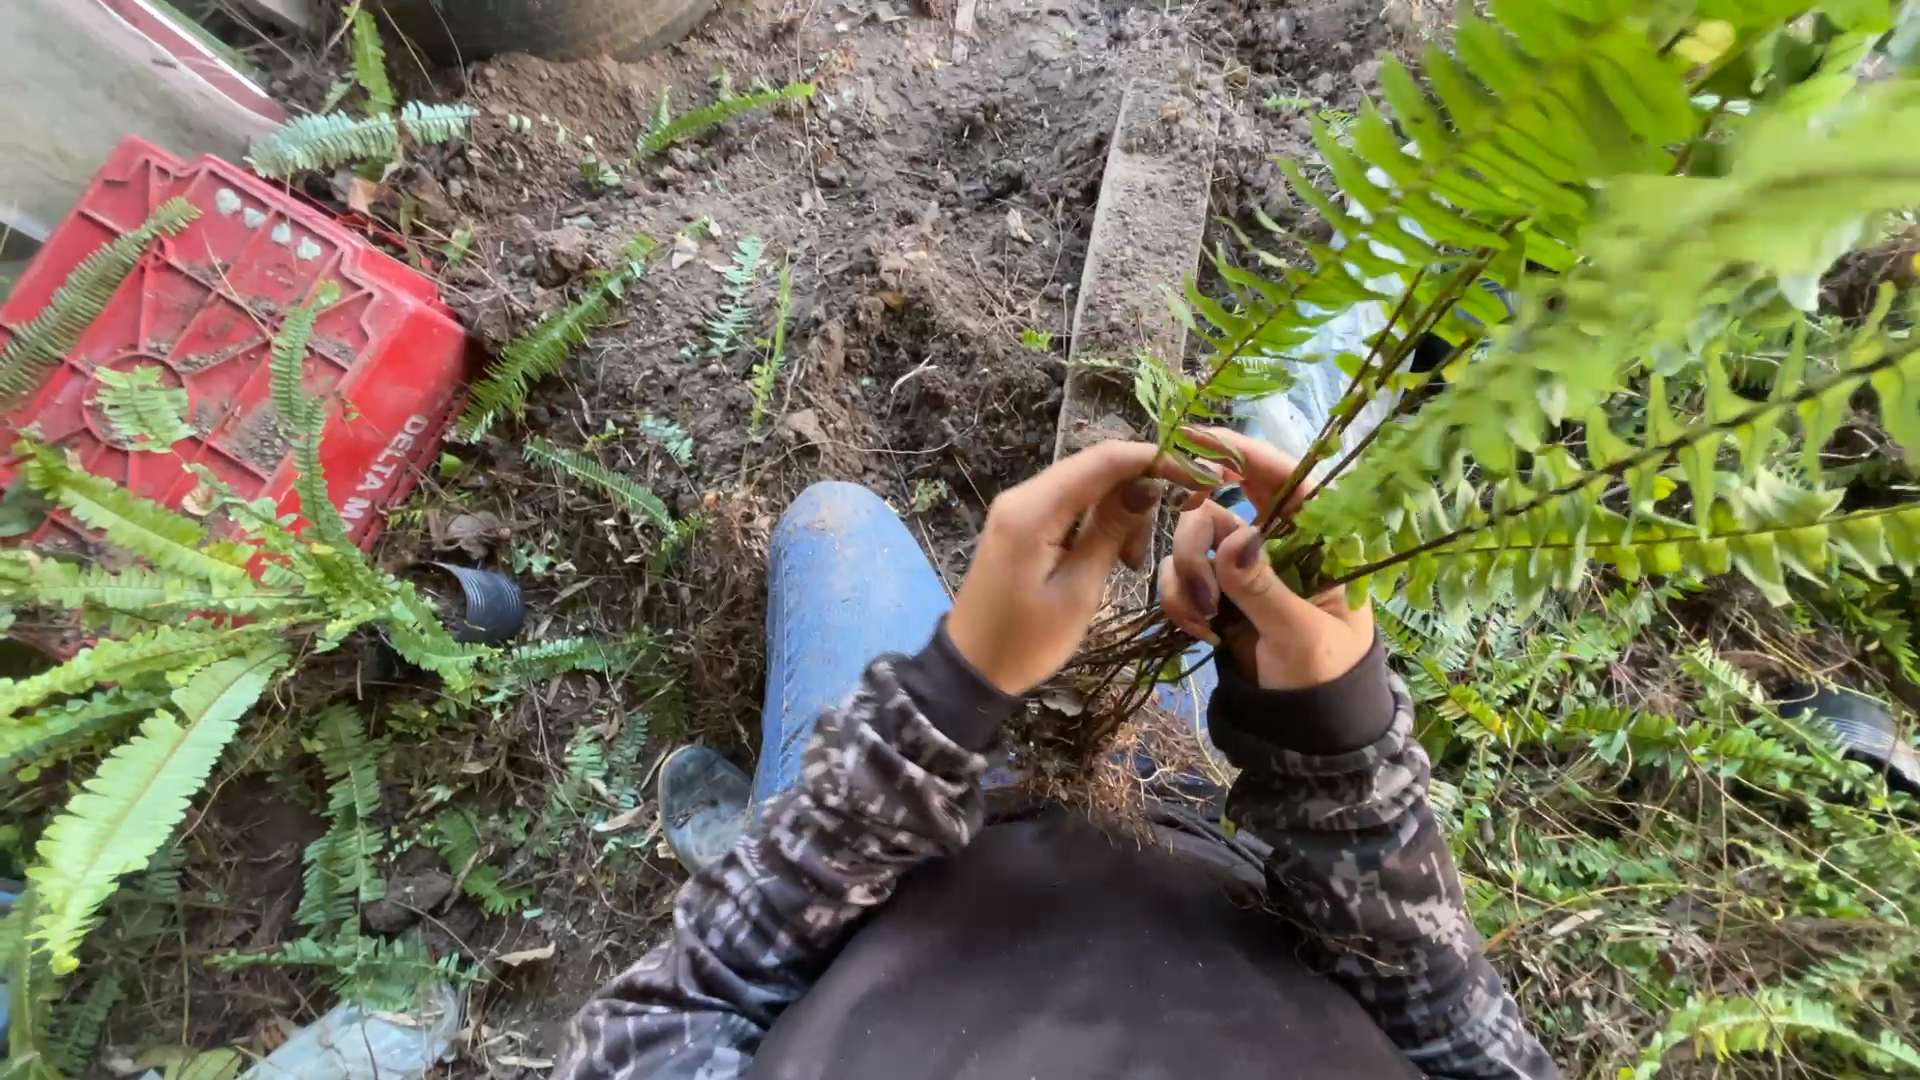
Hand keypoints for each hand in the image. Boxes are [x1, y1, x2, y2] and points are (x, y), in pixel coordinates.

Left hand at [947, 441, 1212, 694]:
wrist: (971, 667)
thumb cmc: (1025, 641)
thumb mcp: (1078, 591)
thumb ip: (1109, 531)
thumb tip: (1145, 484)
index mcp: (1032, 510)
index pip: (1103, 460)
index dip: (1154, 459)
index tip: (1198, 473)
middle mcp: (1022, 496)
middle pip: (1095, 468)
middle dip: (1138, 490)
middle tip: (1161, 536)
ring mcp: (1018, 509)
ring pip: (1085, 486)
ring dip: (1119, 512)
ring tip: (1131, 562)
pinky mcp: (1020, 524)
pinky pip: (1069, 506)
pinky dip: (1097, 522)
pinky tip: (1111, 555)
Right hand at [1157, 428, 1372, 690]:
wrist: (1300, 722)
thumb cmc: (1324, 674)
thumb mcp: (1301, 636)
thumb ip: (1265, 589)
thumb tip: (1231, 541)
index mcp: (1318, 539)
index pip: (1284, 479)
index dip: (1242, 452)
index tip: (1194, 440)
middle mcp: (1274, 541)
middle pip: (1219, 503)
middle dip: (1196, 537)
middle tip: (1197, 581)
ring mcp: (1238, 564)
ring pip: (1189, 538)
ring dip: (1185, 577)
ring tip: (1205, 620)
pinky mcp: (1211, 587)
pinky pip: (1176, 573)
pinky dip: (1177, 600)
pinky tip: (1199, 631)